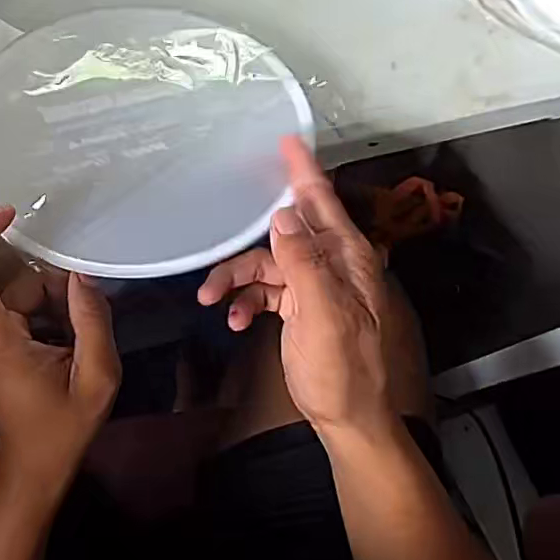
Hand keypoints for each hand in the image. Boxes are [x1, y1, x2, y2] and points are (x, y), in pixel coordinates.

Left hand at [0, 206, 120, 490]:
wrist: (36, 465)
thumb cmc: (63, 427)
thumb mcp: (96, 375)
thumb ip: (93, 321)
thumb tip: (84, 275)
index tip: (10, 213)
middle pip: (10, 282)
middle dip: (54, 286)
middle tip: (90, 312)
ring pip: (21, 296)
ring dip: (59, 304)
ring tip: (84, 339)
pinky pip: (24, 312)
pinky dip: (53, 316)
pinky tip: (75, 342)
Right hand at [198, 136, 389, 433]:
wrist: (347, 417)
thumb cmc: (343, 370)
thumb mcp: (323, 314)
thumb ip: (304, 263)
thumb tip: (282, 217)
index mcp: (346, 258)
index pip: (322, 203)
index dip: (302, 173)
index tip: (286, 142)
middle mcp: (330, 265)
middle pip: (281, 238)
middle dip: (244, 254)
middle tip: (212, 272)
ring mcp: (314, 288)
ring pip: (267, 267)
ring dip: (238, 283)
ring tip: (213, 304)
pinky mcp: (299, 308)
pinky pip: (267, 292)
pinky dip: (247, 303)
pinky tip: (235, 321)